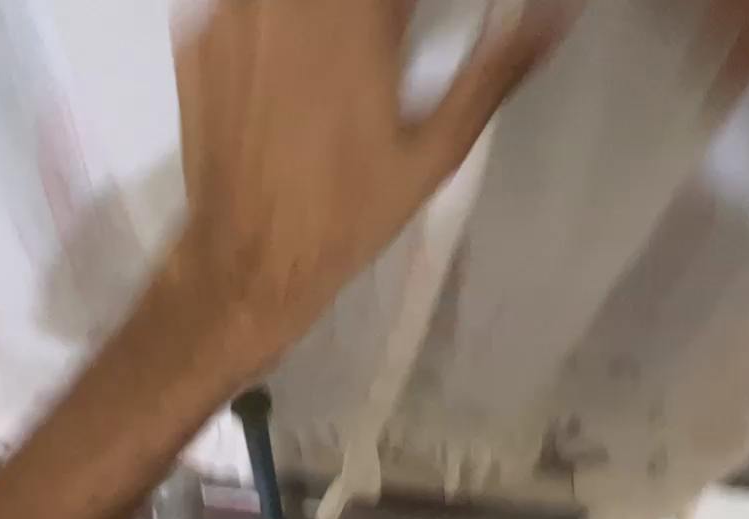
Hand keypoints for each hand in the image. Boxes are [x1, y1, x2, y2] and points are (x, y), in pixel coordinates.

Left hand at [166, 0, 573, 371]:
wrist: (249, 263)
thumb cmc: (346, 218)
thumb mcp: (433, 155)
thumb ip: (493, 71)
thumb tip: (557, 14)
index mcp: (357, 14)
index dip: (407, 12)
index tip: (409, 33)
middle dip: (370, 18)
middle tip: (382, 45)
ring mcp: (230, 5)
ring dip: (319, 19)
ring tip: (330, 71)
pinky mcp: (192, 30)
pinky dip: (265, 17)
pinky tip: (279, 62)